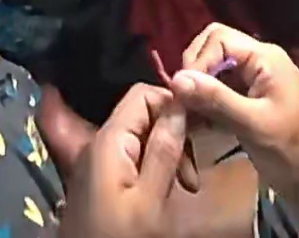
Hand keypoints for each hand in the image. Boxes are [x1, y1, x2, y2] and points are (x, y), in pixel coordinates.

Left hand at [59, 84, 189, 237]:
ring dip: (168, 158)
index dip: (172, 105)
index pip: (143, 94)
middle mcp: (101, 143)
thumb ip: (164, 149)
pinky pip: (134, 162)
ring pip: (142, 141)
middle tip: (192, 177)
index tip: (198, 133)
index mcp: (109, 139)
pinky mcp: (103, 185)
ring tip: (186, 190)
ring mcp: (100, 165)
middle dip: (173, 137)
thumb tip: (180, 101)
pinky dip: (154, 173)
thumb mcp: (151, 203)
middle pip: (144, 117)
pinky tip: (167, 197)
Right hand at [169, 23, 298, 197]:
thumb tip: (177, 79)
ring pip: (215, 69)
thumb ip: (216, 99)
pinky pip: (221, 89)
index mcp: (264, 56)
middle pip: (214, 47)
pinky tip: (197, 122)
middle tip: (183, 99)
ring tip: (186, 113)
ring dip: (200, 88)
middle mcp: (258, 60)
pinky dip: (207, 102)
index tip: (182, 90)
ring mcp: (254, 79)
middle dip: (196, 69)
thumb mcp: (253, 125)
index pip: (219, 38)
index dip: (197, 60)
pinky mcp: (250, 99)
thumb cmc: (293, 152)